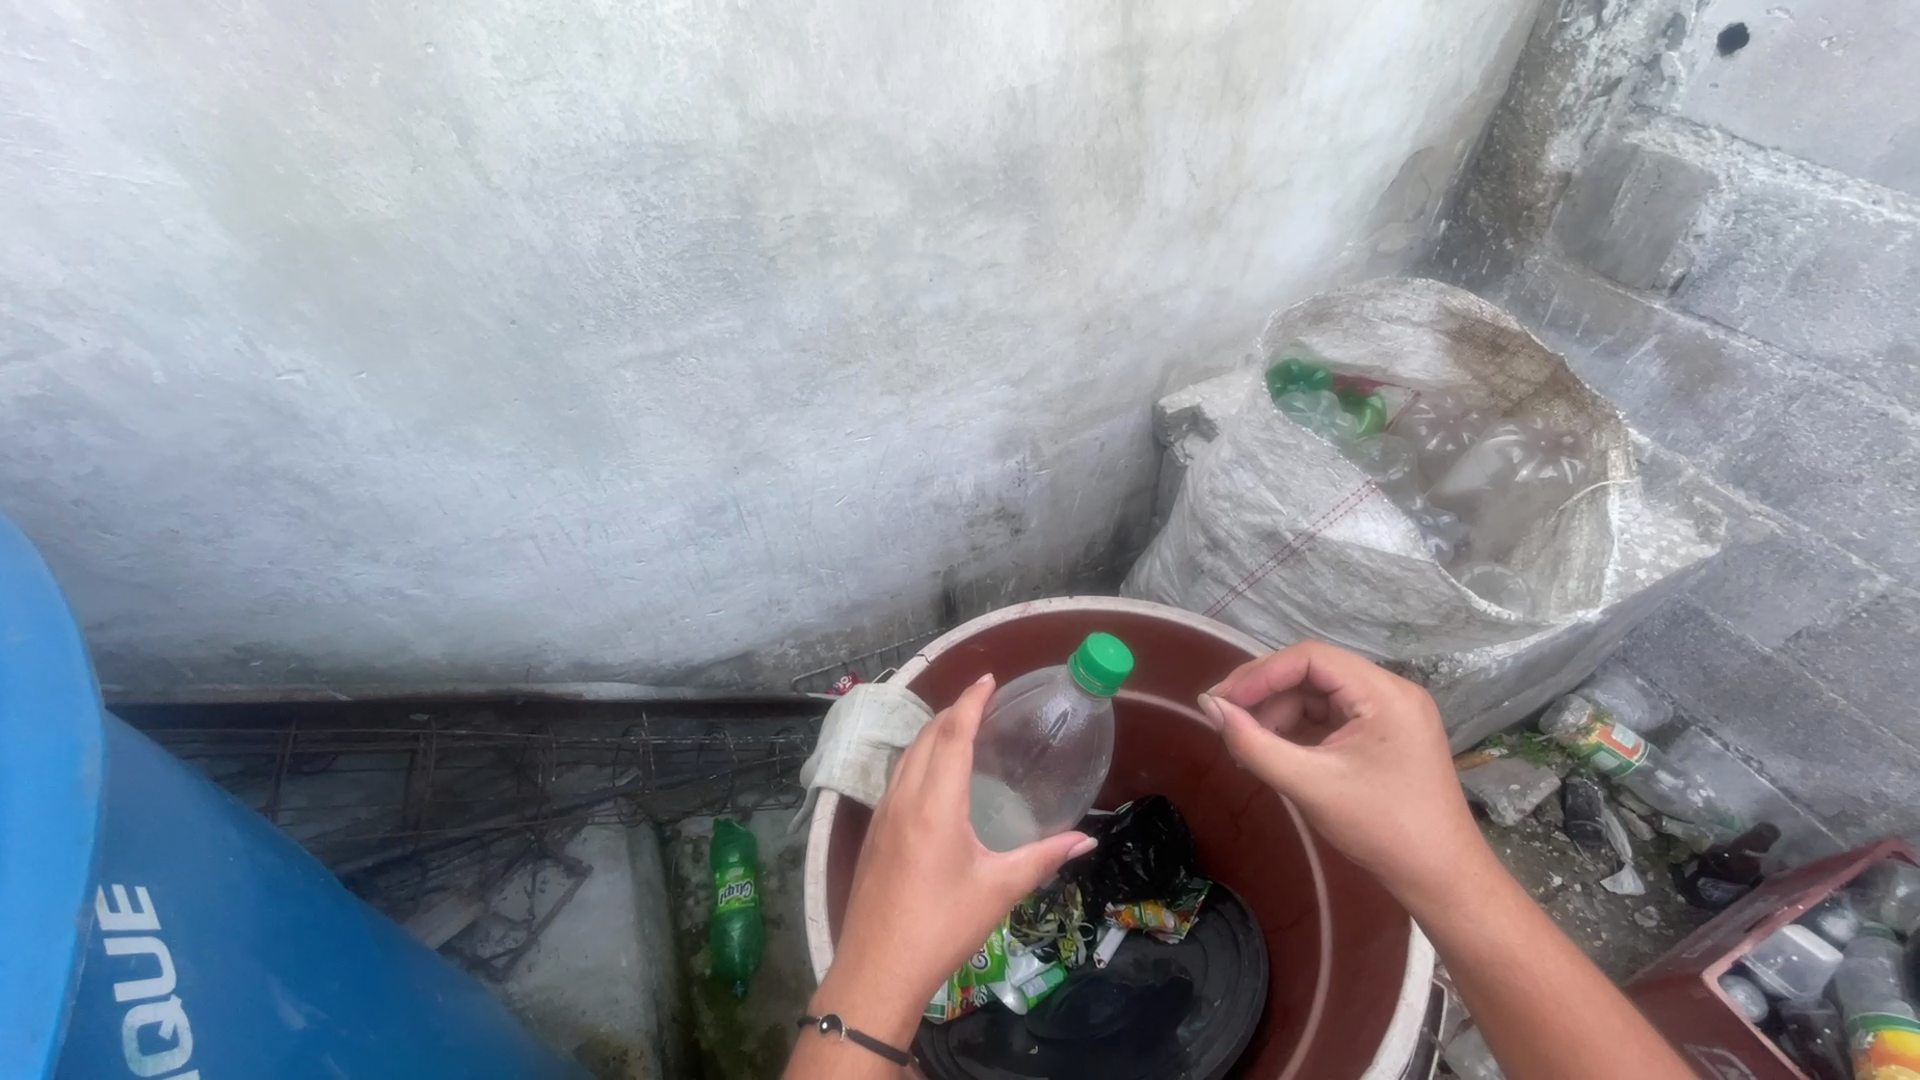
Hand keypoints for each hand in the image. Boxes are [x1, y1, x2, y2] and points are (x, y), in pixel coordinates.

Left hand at [811, 674, 1096, 1045]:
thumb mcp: (998, 891)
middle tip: (983, 702)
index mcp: (935, 803)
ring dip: (933, 732)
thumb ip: (1042, 858)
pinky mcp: (874, 830)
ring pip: (907, 754)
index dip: (971, 700)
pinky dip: (919, 756)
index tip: (989, 679)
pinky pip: (897, 775)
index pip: (953, 733)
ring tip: (961, 729)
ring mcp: (883, 813)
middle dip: (953, 710)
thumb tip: (1085, 839)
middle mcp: (905, 797)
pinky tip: (934, 775)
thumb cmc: (941, 926)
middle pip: (927, 735)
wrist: (876, 968)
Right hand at [1195, 641, 1483, 900]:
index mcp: (1384, 693)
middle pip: (1311, 672)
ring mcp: (1386, 713)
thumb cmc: (1382, 829)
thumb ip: (1253, 743)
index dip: (1260, 674)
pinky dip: (1295, 728)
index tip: (1222, 701)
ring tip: (1244, 742)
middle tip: (1223, 716)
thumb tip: (1210, 708)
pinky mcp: (1380, 734)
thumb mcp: (1309, 784)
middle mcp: (1389, 692)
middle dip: (1264, 692)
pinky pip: (1327, 716)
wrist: (1442, 880)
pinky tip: (1270, 748)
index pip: (1310, 658)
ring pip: (1315, 694)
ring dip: (1275, 712)